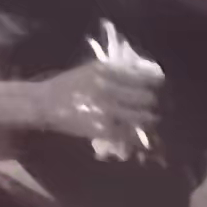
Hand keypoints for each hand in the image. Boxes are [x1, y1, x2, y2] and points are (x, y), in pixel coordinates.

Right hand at [30, 59, 160, 147]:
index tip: (161, 83)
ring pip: (143, 118)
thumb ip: (116, 69)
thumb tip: (142, 70)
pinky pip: (131, 135)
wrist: (45, 104)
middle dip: (157, 102)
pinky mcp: (104, 130)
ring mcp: (107, 111)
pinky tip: (142, 135)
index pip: (142, 77)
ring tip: (153, 119)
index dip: (156, 81)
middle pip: (147, 98)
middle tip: (160, 104)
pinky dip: (140, 137)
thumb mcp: (91, 69)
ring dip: (151, 119)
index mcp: (106, 73)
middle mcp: (108, 91)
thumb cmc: (69, 84)